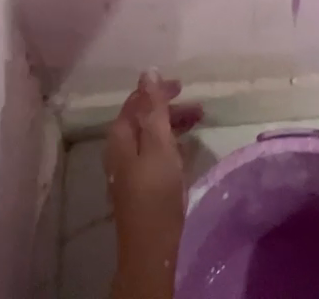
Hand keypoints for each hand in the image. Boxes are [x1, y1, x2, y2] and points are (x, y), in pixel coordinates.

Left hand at [106, 72, 202, 293]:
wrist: (153, 247)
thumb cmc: (156, 191)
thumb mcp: (158, 144)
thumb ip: (154, 108)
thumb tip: (148, 72)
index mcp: (120, 136)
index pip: (136, 102)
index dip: (157, 90)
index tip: (183, 86)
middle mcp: (121, 150)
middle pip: (143, 119)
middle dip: (168, 108)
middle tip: (197, 106)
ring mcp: (130, 170)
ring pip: (152, 137)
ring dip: (173, 126)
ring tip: (199, 122)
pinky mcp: (142, 186)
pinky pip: (156, 154)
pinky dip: (172, 145)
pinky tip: (187, 149)